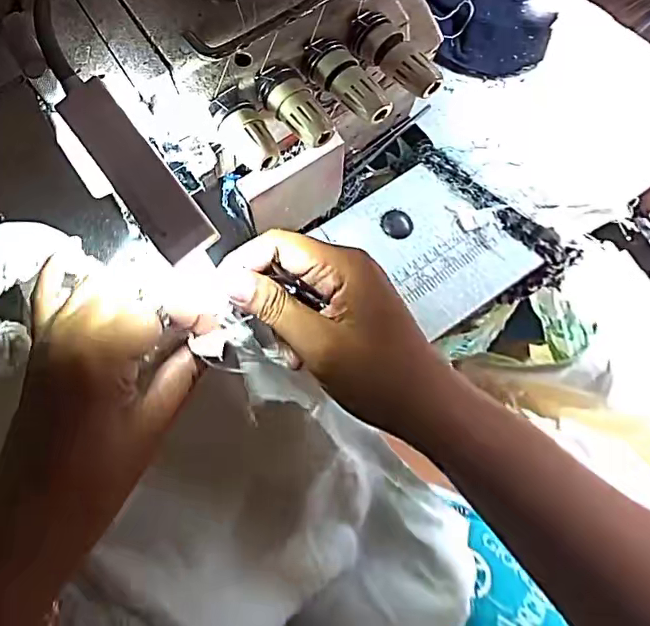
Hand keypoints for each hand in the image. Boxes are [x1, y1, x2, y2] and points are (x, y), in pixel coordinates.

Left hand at [0, 258, 209, 623]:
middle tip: (195, 322)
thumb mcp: (152, 424)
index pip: (162, 302)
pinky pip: (48, 291)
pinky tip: (78, 257)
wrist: (31, 517)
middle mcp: (75, 325)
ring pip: (99, 281)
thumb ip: (185, 369)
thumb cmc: (96, 480)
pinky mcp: (39, 340)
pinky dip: (63, 272)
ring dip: (133, 286)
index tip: (216, 324)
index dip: (195, 310)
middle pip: (133, 283)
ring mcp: (52, 329)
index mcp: (105, 346)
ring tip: (162, 310)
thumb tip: (213, 334)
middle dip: (168, 295)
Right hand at [216, 230, 460, 439]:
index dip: (245, 262)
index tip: (222, 291)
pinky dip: (299, 320)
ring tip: (285, 348)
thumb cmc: (378, 377)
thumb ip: (273, 308)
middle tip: (250, 326)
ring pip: (296, 282)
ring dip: (281, 312)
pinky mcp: (354, 300)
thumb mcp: (317, 344)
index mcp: (342, 263)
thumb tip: (233, 280)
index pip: (279, 242)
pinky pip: (313, 298)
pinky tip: (301, 350)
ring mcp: (352, 281)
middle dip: (263, 291)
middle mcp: (347, 263)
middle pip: (286, 260)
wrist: (427, 406)